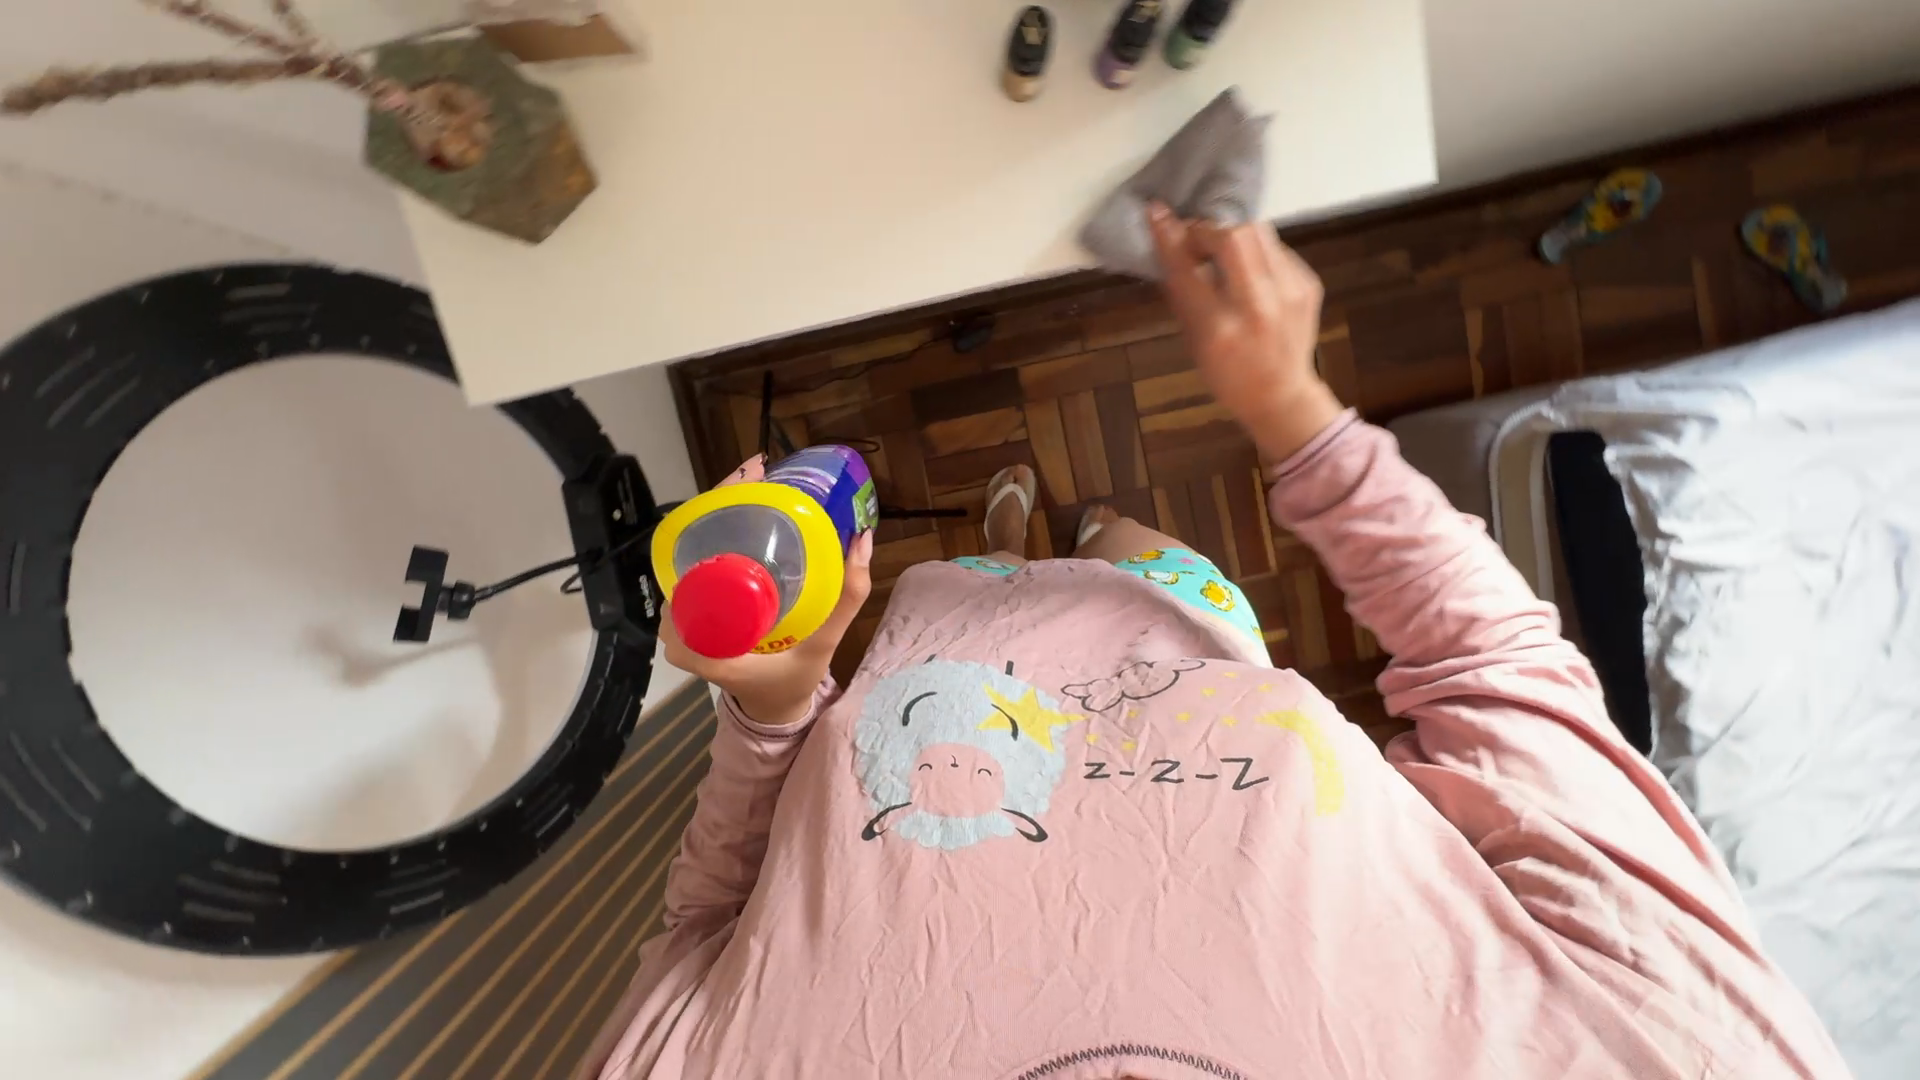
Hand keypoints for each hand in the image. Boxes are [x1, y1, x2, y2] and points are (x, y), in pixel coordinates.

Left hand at [659, 455, 874, 726]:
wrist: (772, 708)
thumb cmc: (791, 680)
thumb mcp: (823, 644)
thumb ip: (845, 599)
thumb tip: (863, 539)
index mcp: (703, 640)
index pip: (685, 575)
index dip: (703, 524)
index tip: (735, 492)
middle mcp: (684, 625)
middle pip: (689, 552)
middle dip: (718, 505)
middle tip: (755, 472)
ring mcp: (687, 618)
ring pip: (694, 556)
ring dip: (719, 514)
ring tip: (753, 480)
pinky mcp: (697, 612)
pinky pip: (700, 568)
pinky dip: (719, 535)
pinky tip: (744, 510)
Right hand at [1147, 204, 1344, 462]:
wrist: (1281, 395)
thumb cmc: (1227, 376)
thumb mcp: (1195, 344)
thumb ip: (1184, 298)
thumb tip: (1171, 253)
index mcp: (1220, 329)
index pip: (1189, 271)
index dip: (1170, 238)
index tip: (1158, 212)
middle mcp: (1257, 306)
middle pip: (1233, 238)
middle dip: (1207, 229)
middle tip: (1195, 238)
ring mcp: (1289, 293)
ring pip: (1259, 234)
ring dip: (1233, 235)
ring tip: (1221, 250)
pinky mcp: (1308, 285)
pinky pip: (1276, 250)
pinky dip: (1256, 253)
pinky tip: (1249, 272)